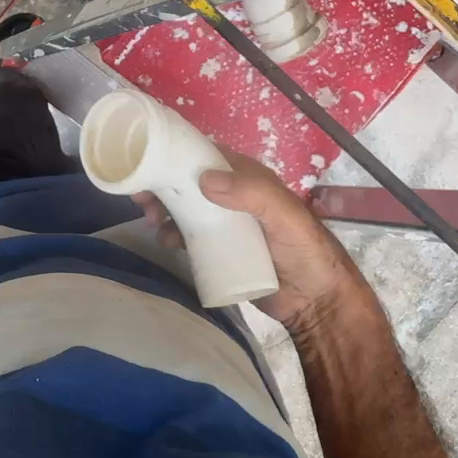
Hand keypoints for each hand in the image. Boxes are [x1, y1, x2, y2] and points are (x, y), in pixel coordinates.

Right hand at [135, 151, 369, 338]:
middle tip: (143, 198)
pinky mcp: (219, 250)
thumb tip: (204, 180)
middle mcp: (233, 196)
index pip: (207, 156)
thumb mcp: (283, 215)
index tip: (151, 164)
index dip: (178, 157)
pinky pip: (190, 236)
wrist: (314, 301)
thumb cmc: (303, 248)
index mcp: (247, 178)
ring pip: (186, 209)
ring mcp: (225, 224)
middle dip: (165, 186)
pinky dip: (173, 234)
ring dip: (165, 210)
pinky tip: (166, 241)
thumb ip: (251, 193)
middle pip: (190, 183)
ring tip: (152, 221)